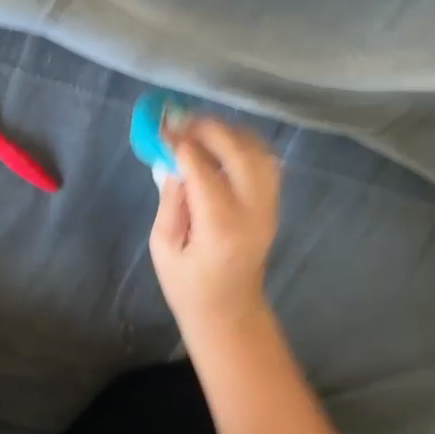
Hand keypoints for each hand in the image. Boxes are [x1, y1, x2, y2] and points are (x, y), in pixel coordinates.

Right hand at [149, 118, 282, 331]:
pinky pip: (266, 161)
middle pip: (238, 152)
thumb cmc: (189, 286)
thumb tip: (173, 159)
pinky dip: (245, 144)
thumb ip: (171, 200)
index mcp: (220, 228)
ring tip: (200, 129)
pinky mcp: (273, 205)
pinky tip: (221, 144)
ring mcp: (269, 207)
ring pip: (258, 151)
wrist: (230, 312)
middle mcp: (252, 212)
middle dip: (209, 129)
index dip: (180, 145)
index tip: (161, 130)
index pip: (202, 171)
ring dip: (230, 132)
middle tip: (181, 121)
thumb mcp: (163, 246)